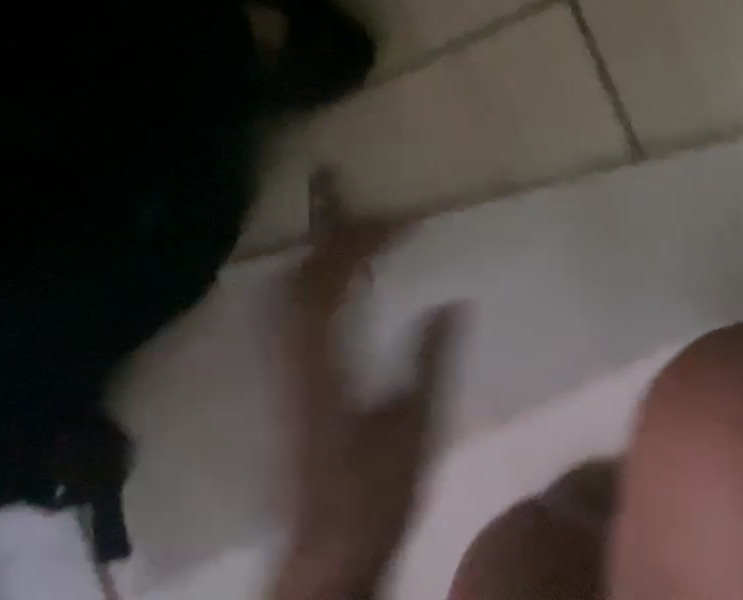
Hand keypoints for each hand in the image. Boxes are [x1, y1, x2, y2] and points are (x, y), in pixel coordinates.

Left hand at [274, 169, 465, 599]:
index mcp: (323, 363)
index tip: (399, 217)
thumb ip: (431, 363)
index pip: (326, 283)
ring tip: (347, 221)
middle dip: (328, 231)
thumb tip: (452, 301)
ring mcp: (290, 369)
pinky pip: (298, 312)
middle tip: (358, 194)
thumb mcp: (415, 426)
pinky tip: (342, 278)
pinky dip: (319, 280)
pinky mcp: (296, 380)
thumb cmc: (376, 492)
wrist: (327, 548)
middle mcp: (296, 358)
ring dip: (319, 252)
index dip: (356, 241)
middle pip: (299, 277)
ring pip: (291, 293)